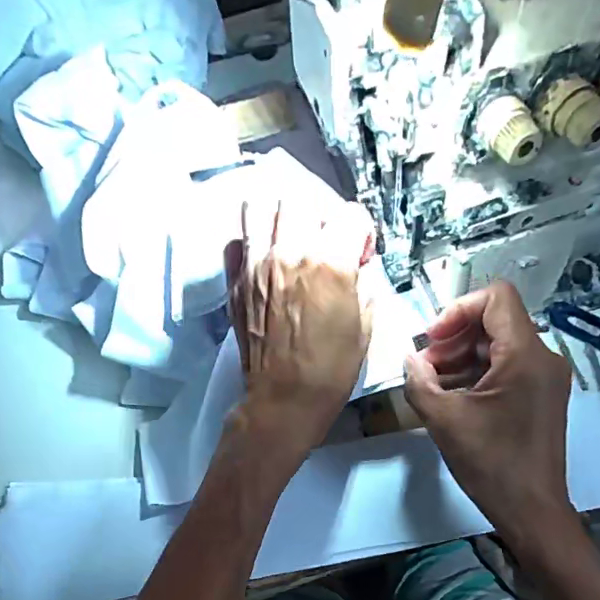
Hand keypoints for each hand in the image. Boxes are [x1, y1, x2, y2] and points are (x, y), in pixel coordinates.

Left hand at [226, 199, 373, 463]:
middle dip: (318, 214)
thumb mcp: (363, 325)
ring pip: (260, 208)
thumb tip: (353, 269)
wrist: (283, 399)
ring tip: (289, 236)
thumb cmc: (330, 369)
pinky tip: (262, 257)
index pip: (348, 213)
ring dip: (279, 216)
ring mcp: (255, 266)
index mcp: (329, 262)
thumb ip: (360, 285)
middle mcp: (289, 253)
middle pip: (301, 199)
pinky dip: (249, 241)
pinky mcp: (235, 283)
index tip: (358, 252)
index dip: (359, 232)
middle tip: (323, 240)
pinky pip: (236, 242)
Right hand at [402, 279, 573, 536]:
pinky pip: (508, 368)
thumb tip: (411, 361)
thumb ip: (419, 381)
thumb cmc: (490, 462)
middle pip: (496, 321)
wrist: (530, 508)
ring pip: (500, 345)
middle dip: (455, 337)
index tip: (433, 339)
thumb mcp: (443, 419)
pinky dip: (478, 373)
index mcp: (525, 355)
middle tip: (426, 365)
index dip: (458, 309)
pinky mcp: (542, 396)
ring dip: (463, 357)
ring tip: (433, 383)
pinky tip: (451, 397)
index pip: (496, 298)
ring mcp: (546, 378)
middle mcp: (544, 358)